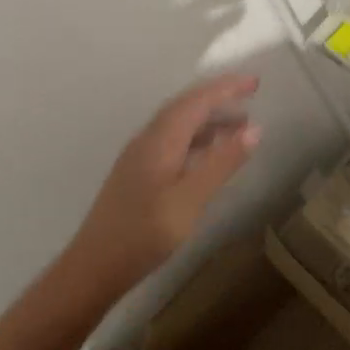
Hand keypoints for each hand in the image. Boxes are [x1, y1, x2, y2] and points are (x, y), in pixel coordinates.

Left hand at [70, 74, 261, 283]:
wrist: (94, 267)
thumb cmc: (144, 234)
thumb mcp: (190, 199)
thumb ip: (222, 163)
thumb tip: (254, 129)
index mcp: (159, 141)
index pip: (196, 102)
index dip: (225, 88)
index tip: (255, 82)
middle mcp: (147, 141)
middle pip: (185, 107)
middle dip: (218, 97)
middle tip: (251, 95)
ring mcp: (139, 159)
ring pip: (178, 126)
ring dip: (209, 119)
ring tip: (240, 125)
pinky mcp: (138, 176)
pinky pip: (173, 142)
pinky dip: (198, 139)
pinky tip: (210, 154)